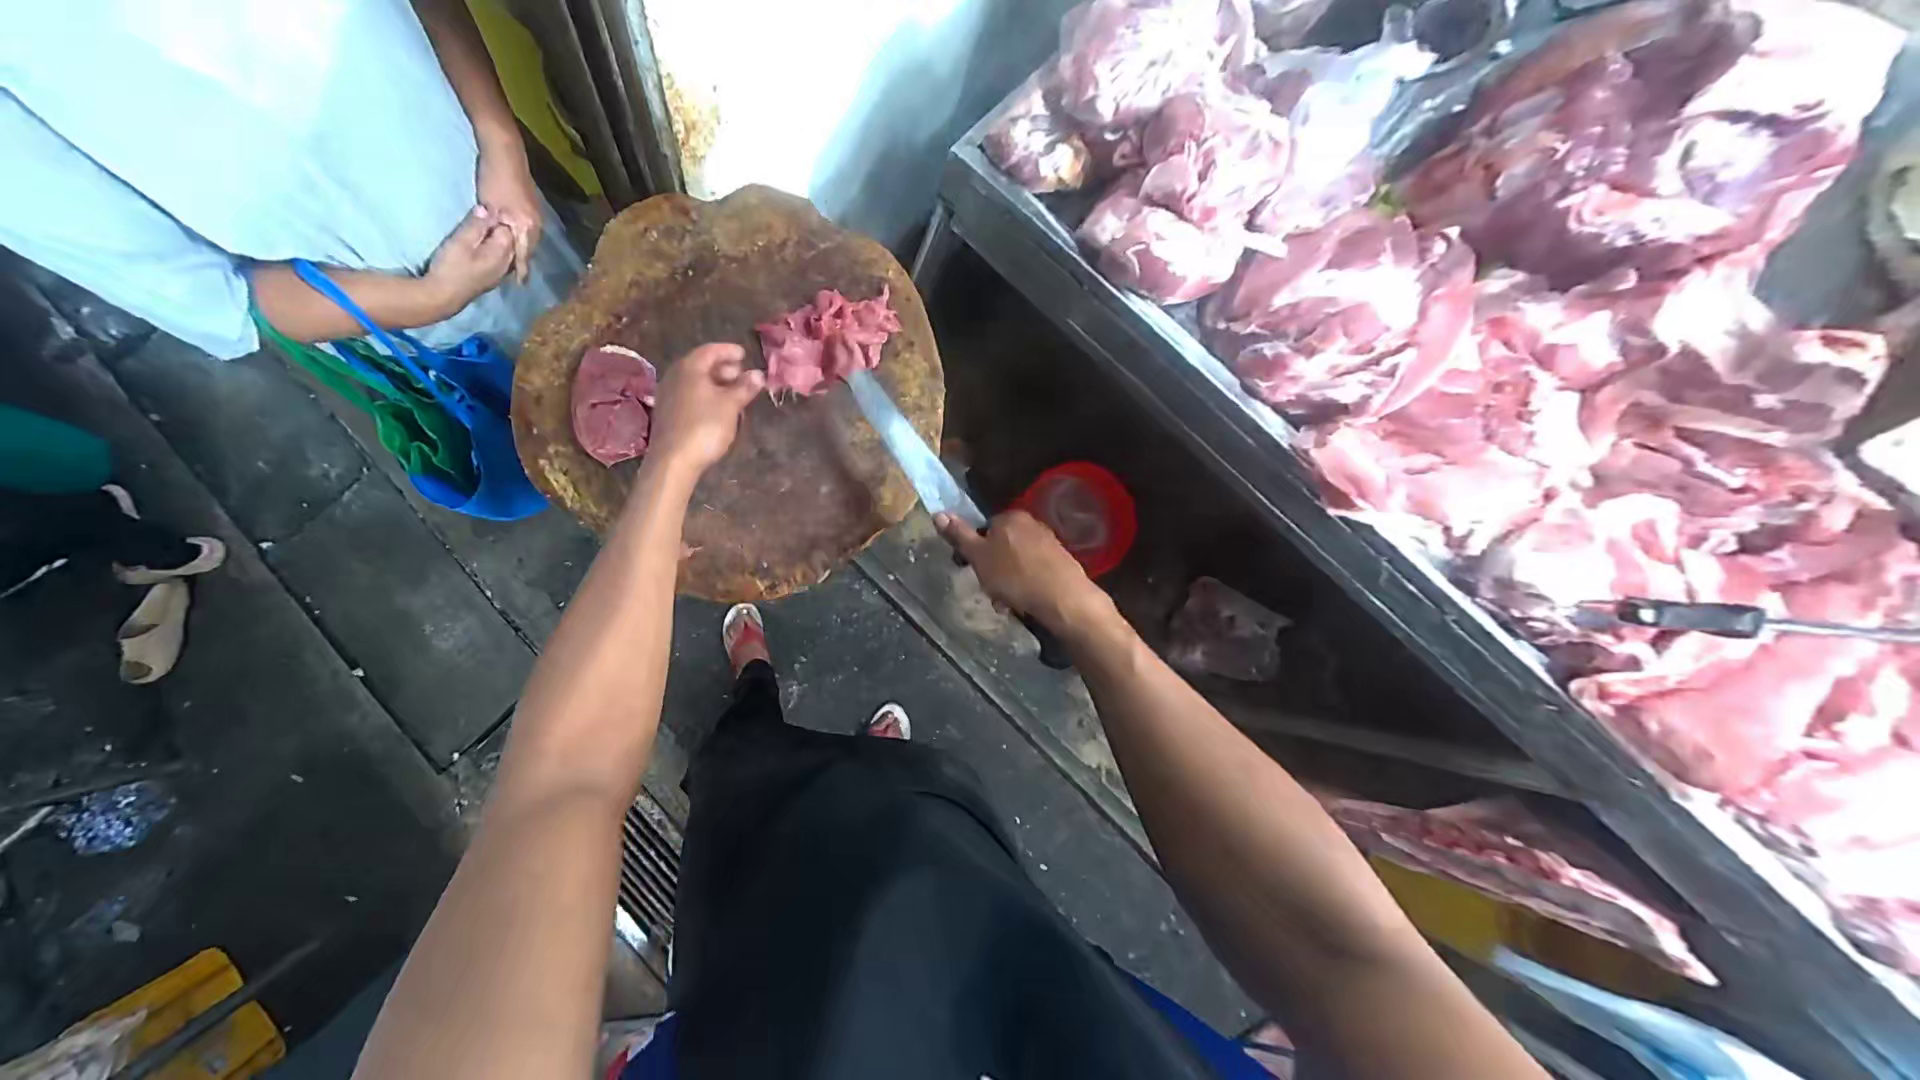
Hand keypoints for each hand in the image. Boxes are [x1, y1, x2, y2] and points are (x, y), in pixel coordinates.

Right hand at [424, 207, 514, 315]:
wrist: (445, 295)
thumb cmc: (452, 265)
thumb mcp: (461, 241)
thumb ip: (476, 225)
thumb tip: (487, 208)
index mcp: (504, 252)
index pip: (508, 229)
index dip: (498, 218)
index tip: (484, 212)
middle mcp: (509, 264)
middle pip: (511, 241)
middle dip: (500, 229)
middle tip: (482, 219)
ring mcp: (503, 273)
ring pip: (508, 251)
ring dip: (498, 240)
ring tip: (481, 231)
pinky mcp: (495, 278)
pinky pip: (502, 260)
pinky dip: (497, 251)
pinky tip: (485, 248)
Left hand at [476, 138, 542, 284]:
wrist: (505, 152)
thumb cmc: (492, 179)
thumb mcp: (490, 207)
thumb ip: (496, 229)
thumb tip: (498, 245)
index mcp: (526, 227)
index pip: (523, 255)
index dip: (520, 270)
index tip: (518, 284)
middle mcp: (536, 226)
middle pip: (529, 250)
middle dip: (522, 262)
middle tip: (514, 274)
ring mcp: (537, 217)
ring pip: (531, 240)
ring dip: (524, 250)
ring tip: (516, 260)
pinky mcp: (534, 209)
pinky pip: (531, 231)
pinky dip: (525, 238)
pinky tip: (518, 239)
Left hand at [646, 344, 765, 474]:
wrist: (674, 460)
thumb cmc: (704, 427)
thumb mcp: (730, 405)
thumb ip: (744, 387)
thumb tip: (758, 374)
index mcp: (689, 369)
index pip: (710, 351)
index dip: (728, 351)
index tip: (744, 354)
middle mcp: (675, 377)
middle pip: (701, 365)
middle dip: (724, 368)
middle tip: (742, 375)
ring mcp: (670, 396)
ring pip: (696, 382)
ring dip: (716, 384)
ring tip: (735, 393)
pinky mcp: (669, 414)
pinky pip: (691, 396)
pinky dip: (707, 396)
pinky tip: (719, 408)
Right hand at [934, 510, 1107, 631]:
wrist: (1063, 598)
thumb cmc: (1015, 575)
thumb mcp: (978, 556)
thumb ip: (959, 535)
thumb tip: (938, 513)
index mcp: (1010, 517)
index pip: (983, 529)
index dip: (974, 551)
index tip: (971, 570)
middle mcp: (1031, 523)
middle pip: (1000, 547)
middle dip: (992, 570)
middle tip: (990, 591)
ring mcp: (1048, 543)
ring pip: (1016, 563)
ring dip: (1007, 583)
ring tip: (1007, 603)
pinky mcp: (1060, 562)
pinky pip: (1033, 572)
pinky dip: (1025, 586)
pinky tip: (1024, 603)